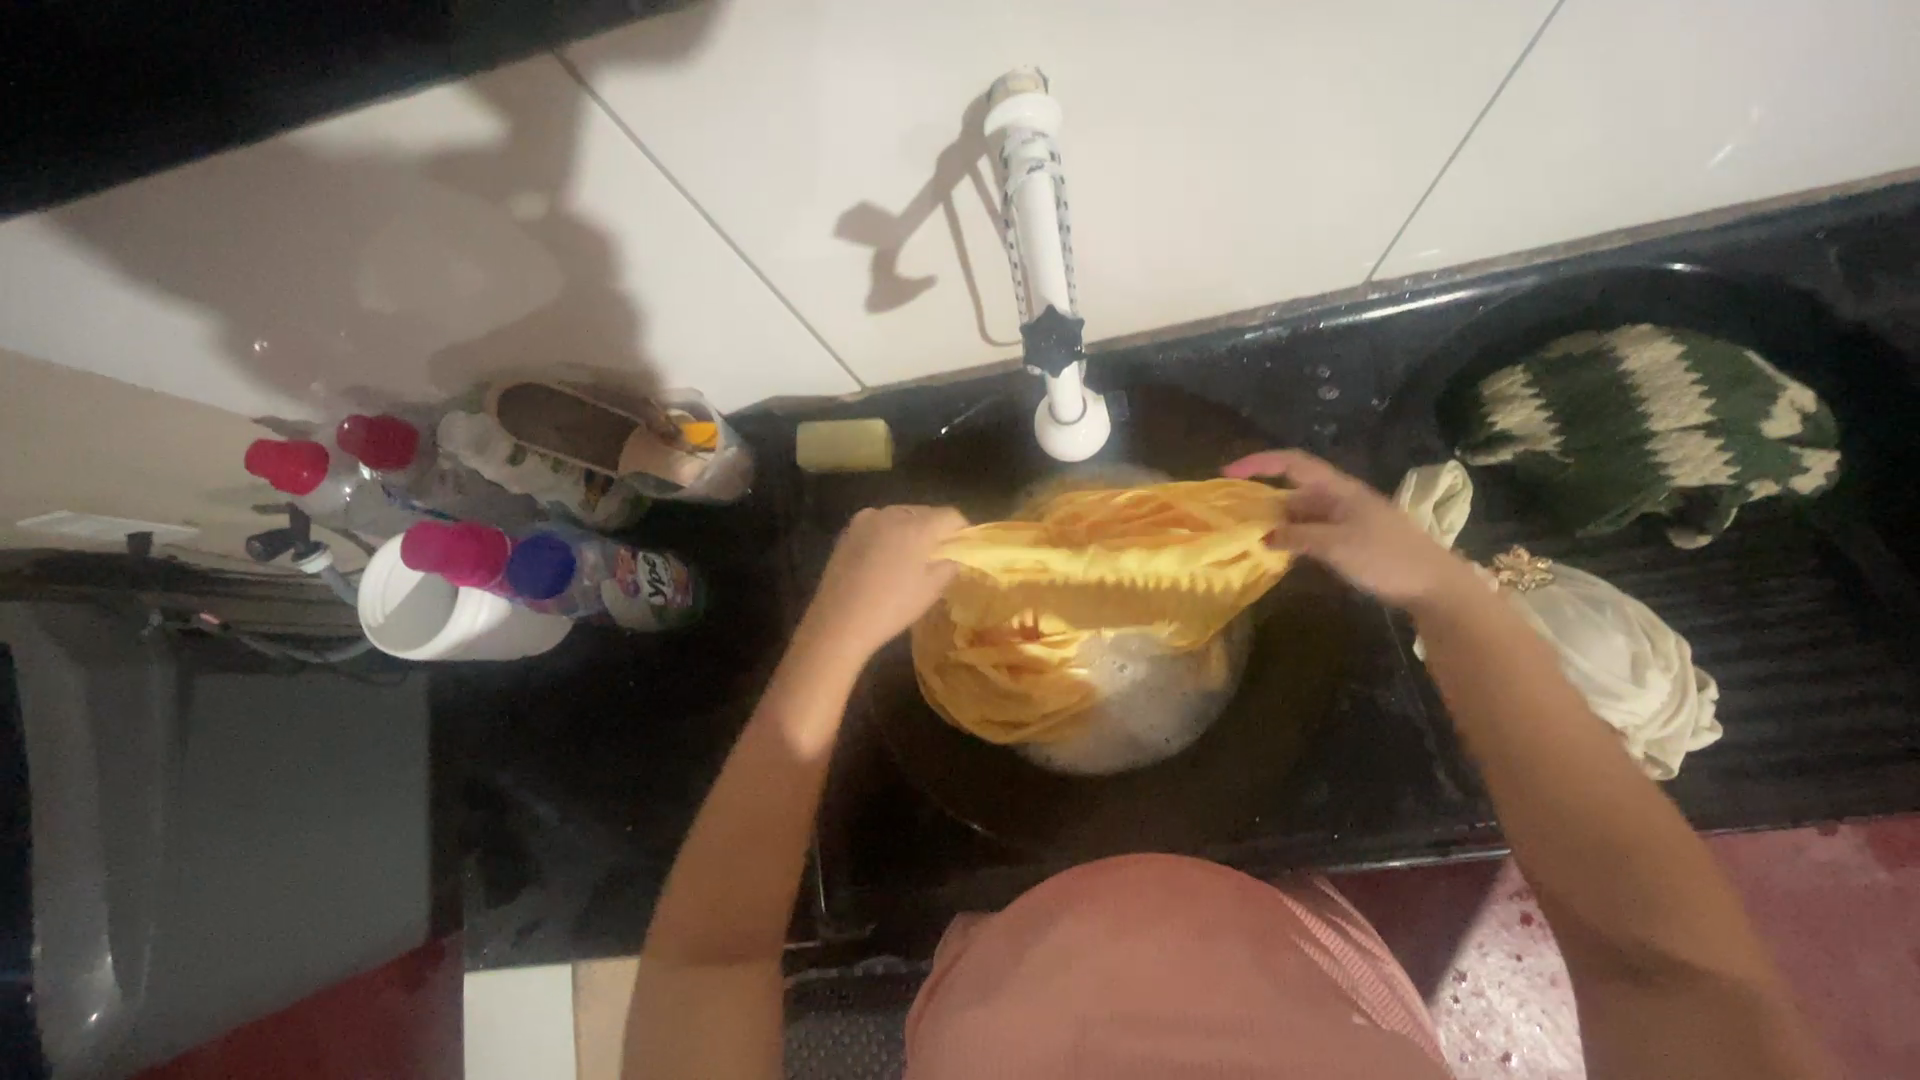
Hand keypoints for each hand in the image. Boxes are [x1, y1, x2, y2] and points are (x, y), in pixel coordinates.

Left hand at [801, 504, 967, 659]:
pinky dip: (887, 535)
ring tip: (909, 556)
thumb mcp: (931, 590)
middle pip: (924, 512)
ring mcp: (866, 520)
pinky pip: (877, 525)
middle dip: (934, 528)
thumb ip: (950, 565)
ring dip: (910, 530)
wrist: (839, 621)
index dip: (961, 530)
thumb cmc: (892, 607)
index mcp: (917, 526)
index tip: (963, 547)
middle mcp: (892, 514)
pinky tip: (883, 559)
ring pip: (899, 516)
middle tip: (937, 553)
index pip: (950, 515)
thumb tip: (954, 555)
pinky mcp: (848, 531)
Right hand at [1223, 449, 1478, 608]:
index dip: (1259, 462)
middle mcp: (1340, 498)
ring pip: (1301, 513)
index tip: (1228, 472)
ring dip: (1276, 522)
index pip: (1293, 463)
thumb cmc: (1386, 557)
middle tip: (1233, 518)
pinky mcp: (1351, 540)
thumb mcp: (1335, 546)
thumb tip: (1264, 536)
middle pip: (1293, 490)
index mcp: (1338, 489)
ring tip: (1249, 537)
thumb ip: (1296, 537)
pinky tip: (1280, 553)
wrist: (1435, 585)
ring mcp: (1347, 519)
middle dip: (1262, 500)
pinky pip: (1312, 531)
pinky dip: (1292, 538)